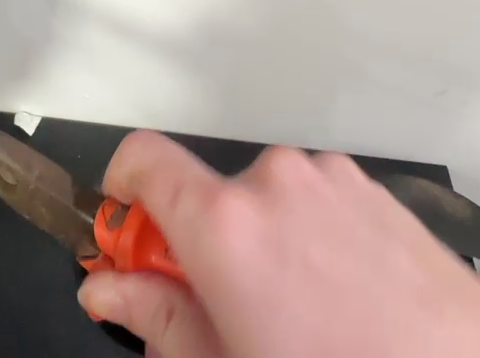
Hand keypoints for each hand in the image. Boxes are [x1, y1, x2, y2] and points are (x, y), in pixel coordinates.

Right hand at [76, 132, 479, 357]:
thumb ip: (158, 320)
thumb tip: (106, 289)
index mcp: (226, 221)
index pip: (143, 159)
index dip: (122, 188)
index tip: (128, 231)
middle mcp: (274, 179)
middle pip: (206, 193)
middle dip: (201, 245)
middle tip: (227, 312)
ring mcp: (330, 178)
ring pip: (265, 200)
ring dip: (261, 241)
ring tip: (302, 316)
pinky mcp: (374, 188)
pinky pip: (316, 199)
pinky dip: (309, 235)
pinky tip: (345, 299)